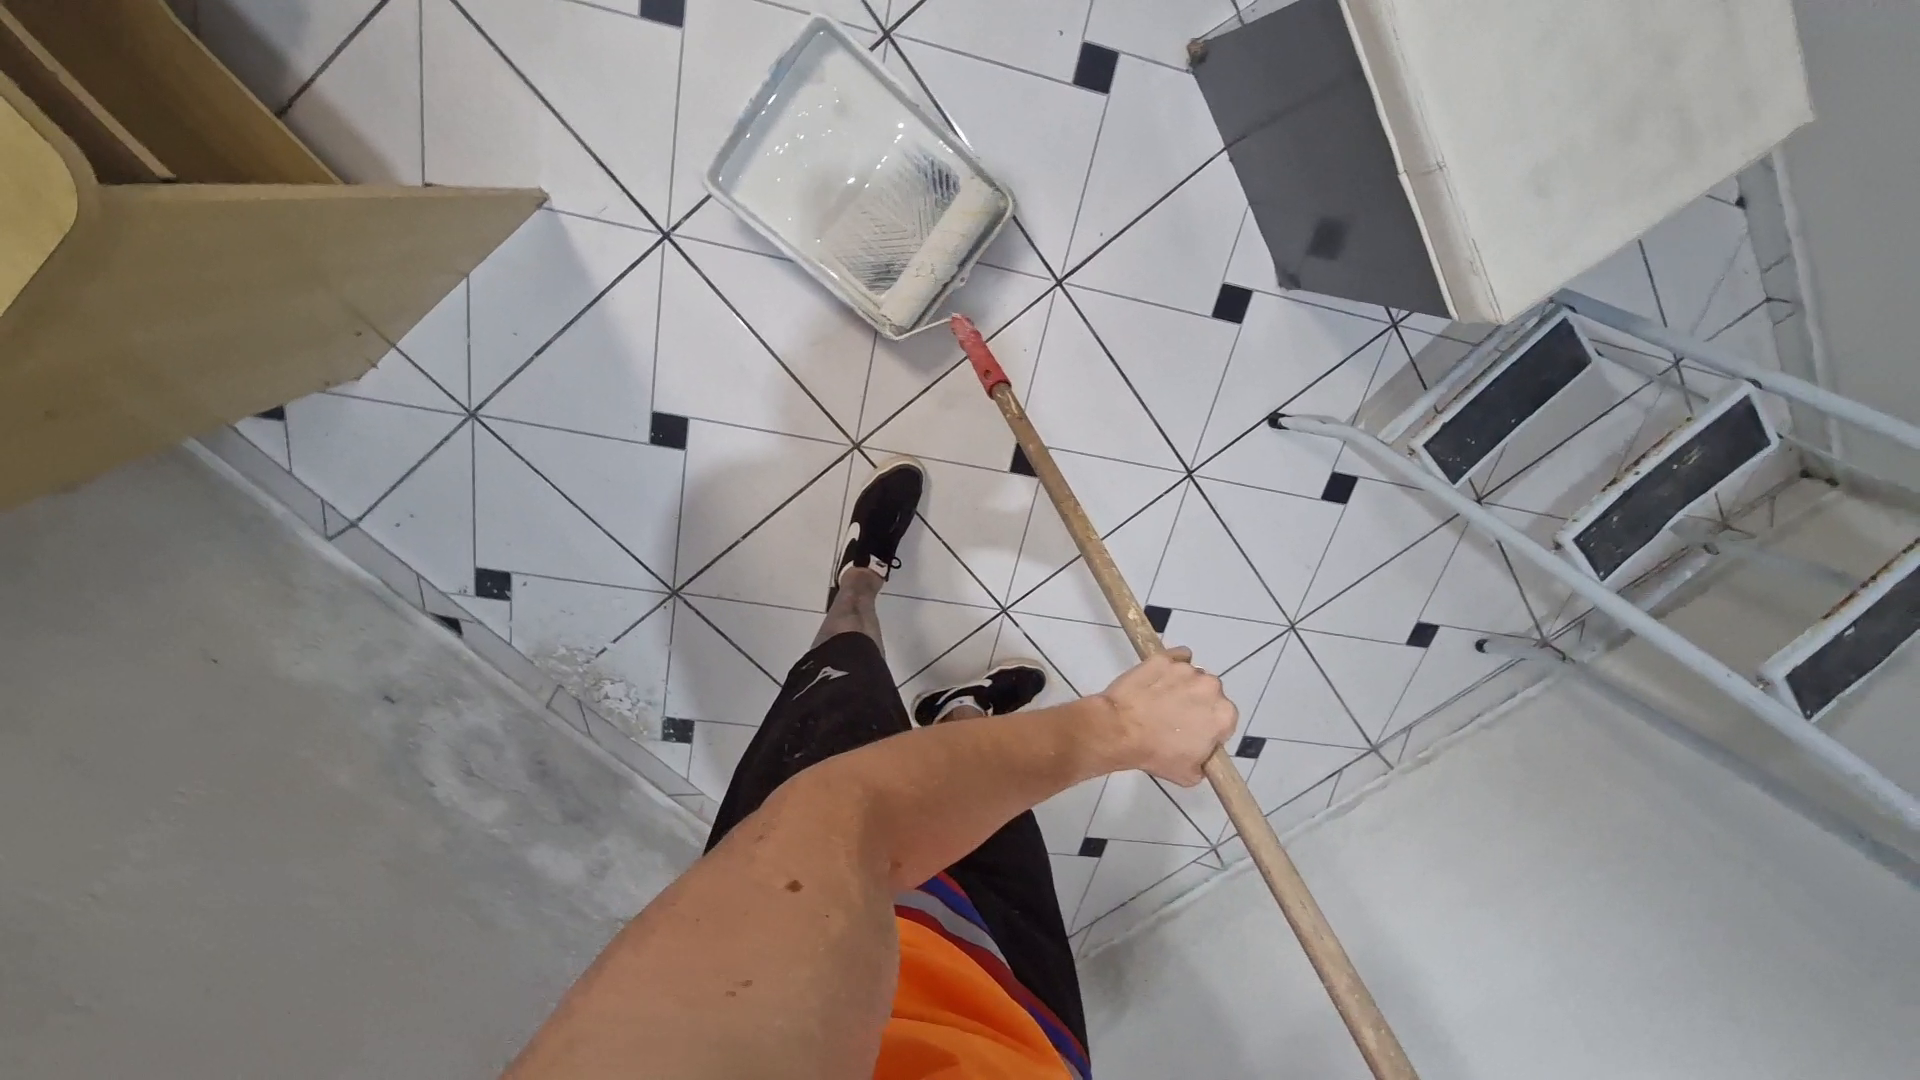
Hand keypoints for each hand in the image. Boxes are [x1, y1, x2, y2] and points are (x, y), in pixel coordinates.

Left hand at [1097, 647, 1237, 785]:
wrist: (1118, 729)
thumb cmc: (1156, 753)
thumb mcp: (1190, 774)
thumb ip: (1205, 760)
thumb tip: (1202, 752)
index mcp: (1223, 715)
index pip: (1224, 720)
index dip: (1208, 728)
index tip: (1192, 733)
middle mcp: (1211, 687)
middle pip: (1209, 694)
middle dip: (1196, 704)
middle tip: (1173, 717)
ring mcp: (1186, 669)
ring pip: (1191, 676)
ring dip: (1181, 686)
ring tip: (1159, 700)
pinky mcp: (1164, 657)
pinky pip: (1176, 657)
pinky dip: (1171, 665)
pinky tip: (1158, 677)